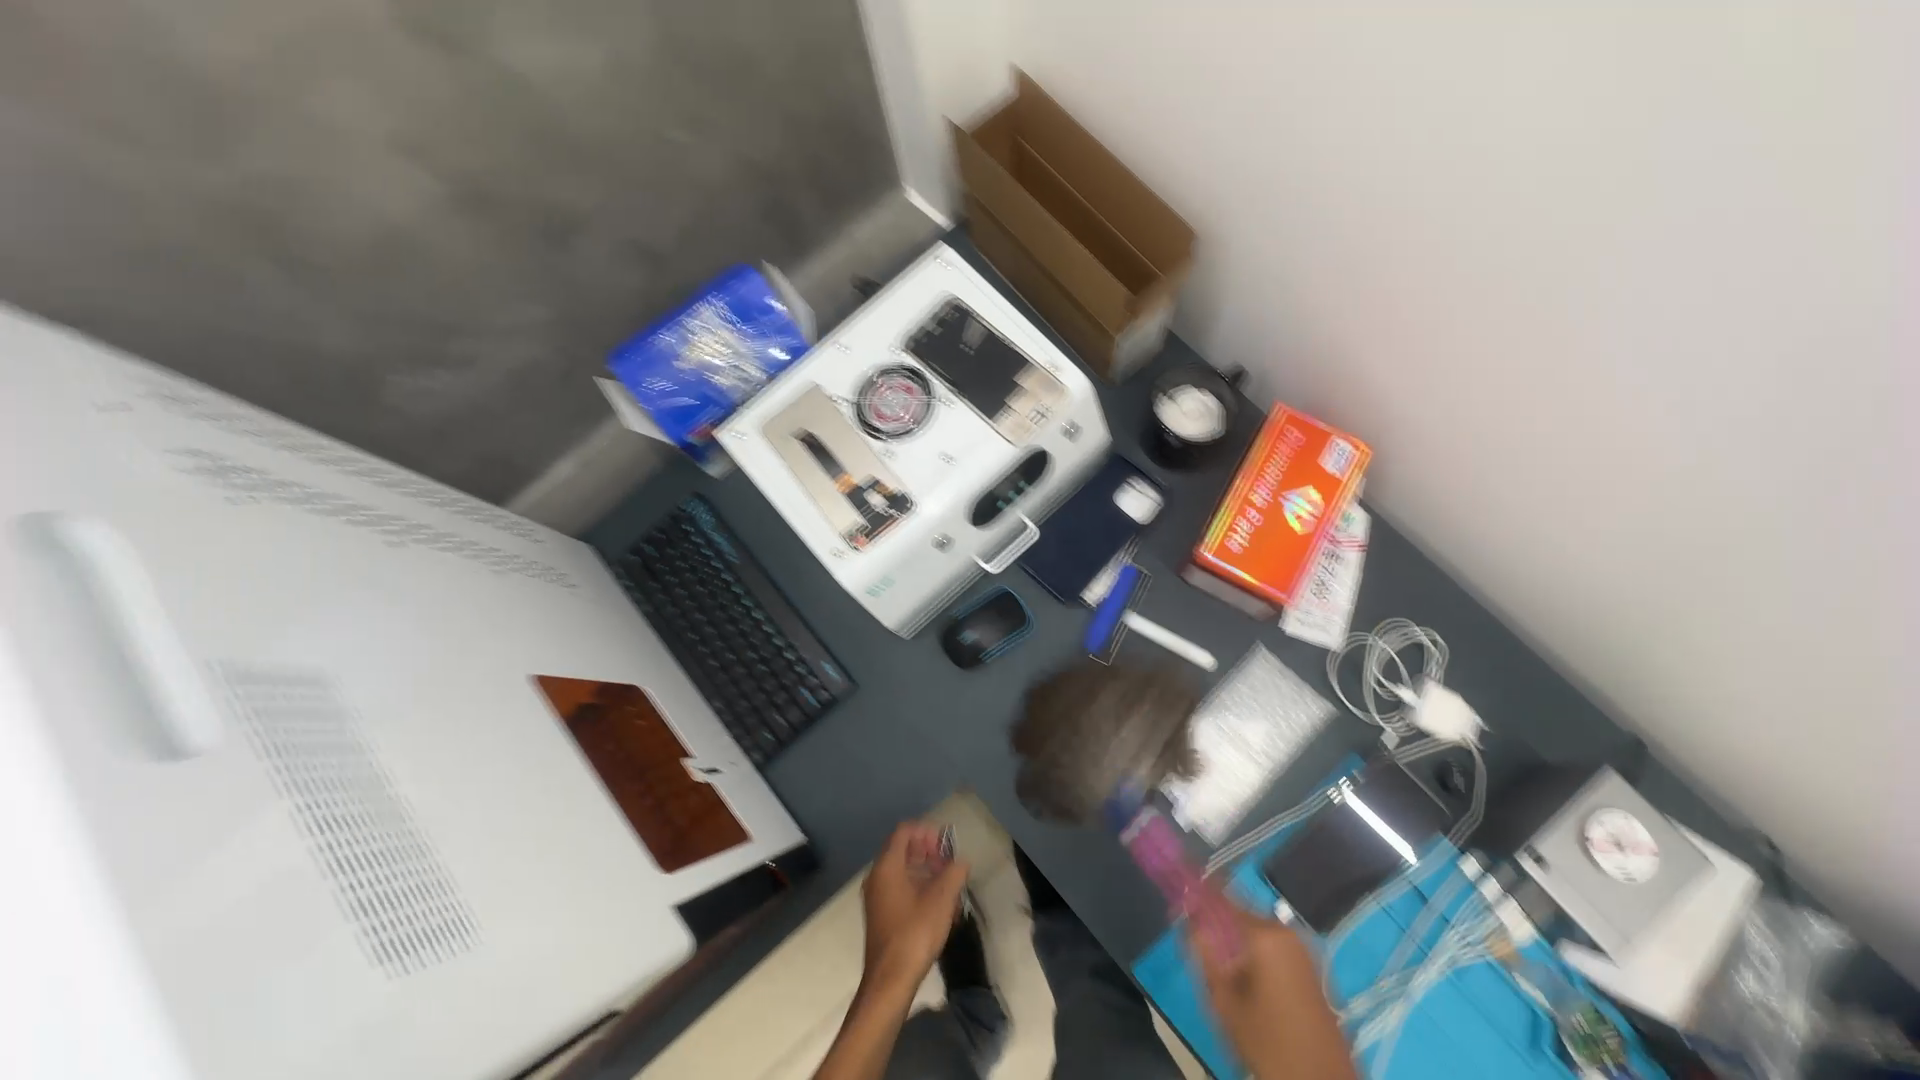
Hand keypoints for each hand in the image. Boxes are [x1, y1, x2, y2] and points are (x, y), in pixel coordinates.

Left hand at [860, 822, 968, 989]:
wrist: (891, 977)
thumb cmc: (915, 932)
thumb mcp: (941, 899)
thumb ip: (953, 873)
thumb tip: (961, 862)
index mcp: (887, 866)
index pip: (904, 832)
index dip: (927, 831)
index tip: (947, 844)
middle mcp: (877, 876)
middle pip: (903, 850)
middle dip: (929, 852)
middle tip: (950, 863)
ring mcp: (877, 896)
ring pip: (903, 871)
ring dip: (927, 871)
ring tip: (950, 884)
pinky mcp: (881, 913)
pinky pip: (900, 888)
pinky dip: (919, 887)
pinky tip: (939, 904)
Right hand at [1191, 904, 1357, 1079]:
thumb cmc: (1266, 1041)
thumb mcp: (1224, 999)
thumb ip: (1202, 952)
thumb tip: (1187, 918)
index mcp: (1264, 935)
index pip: (1221, 898)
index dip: (1197, 897)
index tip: (1177, 903)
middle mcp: (1286, 932)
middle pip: (1239, 913)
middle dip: (1215, 920)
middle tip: (1194, 941)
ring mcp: (1302, 949)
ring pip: (1255, 931)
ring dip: (1233, 937)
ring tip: (1215, 962)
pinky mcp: (1310, 966)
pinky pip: (1271, 946)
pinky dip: (1252, 950)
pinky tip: (1241, 975)